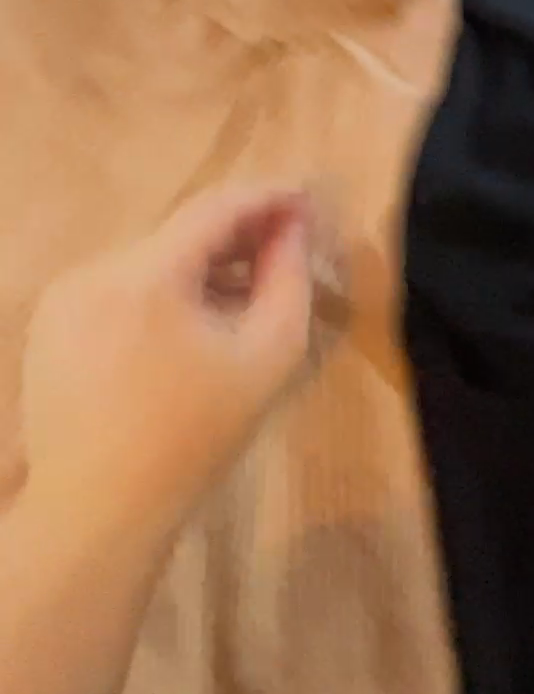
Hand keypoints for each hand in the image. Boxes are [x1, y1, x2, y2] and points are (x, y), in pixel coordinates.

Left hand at [19, 186, 316, 526]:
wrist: (105, 498)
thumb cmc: (203, 423)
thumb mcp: (272, 346)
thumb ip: (289, 275)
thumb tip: (297, 227)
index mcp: (142, 278)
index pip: (215, 209)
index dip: (271, 196)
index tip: (315, 195)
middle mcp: (91, 275)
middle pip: (184, 230)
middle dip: (246, 230)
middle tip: (300, 242)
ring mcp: (64, 299)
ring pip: (160, 256)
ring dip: (216, 259)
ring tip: (263, 284)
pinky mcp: (57, 323)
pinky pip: (133, 282)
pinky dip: (182, 282)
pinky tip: (215, 313)